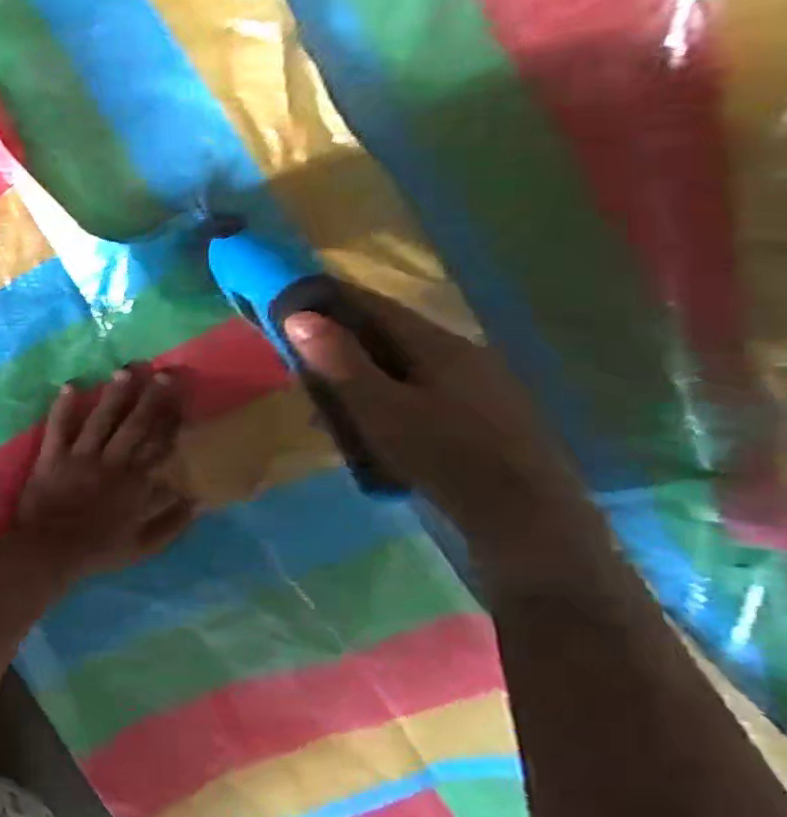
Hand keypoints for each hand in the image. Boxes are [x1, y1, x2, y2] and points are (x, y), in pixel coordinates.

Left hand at [0, 367, 194, 587]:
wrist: (49, 550)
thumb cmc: (97, 551)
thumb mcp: (144, 545)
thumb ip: (173, 522)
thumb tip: (200, 500)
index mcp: (136, 484)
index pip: (160, 446)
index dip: (172, 422)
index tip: (184, 399)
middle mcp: (112, 464)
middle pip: (135, 426)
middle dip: (151, 398)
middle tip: (164, 373)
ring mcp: (80, 457)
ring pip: (101, 420)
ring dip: (114, 395)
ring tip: (126, 371)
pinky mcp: (51, 456)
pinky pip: (58, 427)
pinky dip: (63, 407)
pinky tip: (71, 386)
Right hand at [282, 286, 587, 539]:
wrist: (525, 519)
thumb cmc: (443, 456)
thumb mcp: (379, 408)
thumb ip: (339, 361)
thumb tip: (299, 315)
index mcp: (439, 345)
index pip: (375, 305)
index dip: (331, 297)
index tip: (291, 298)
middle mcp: (462, 354)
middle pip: (390, 333)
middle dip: (341, 338)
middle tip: (298, 355)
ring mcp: (477, 384)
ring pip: (403, 363)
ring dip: (359, 370)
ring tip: (325, 397)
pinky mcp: (481, 413)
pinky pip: (418, 387)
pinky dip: (382, 392)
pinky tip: (368, 421)